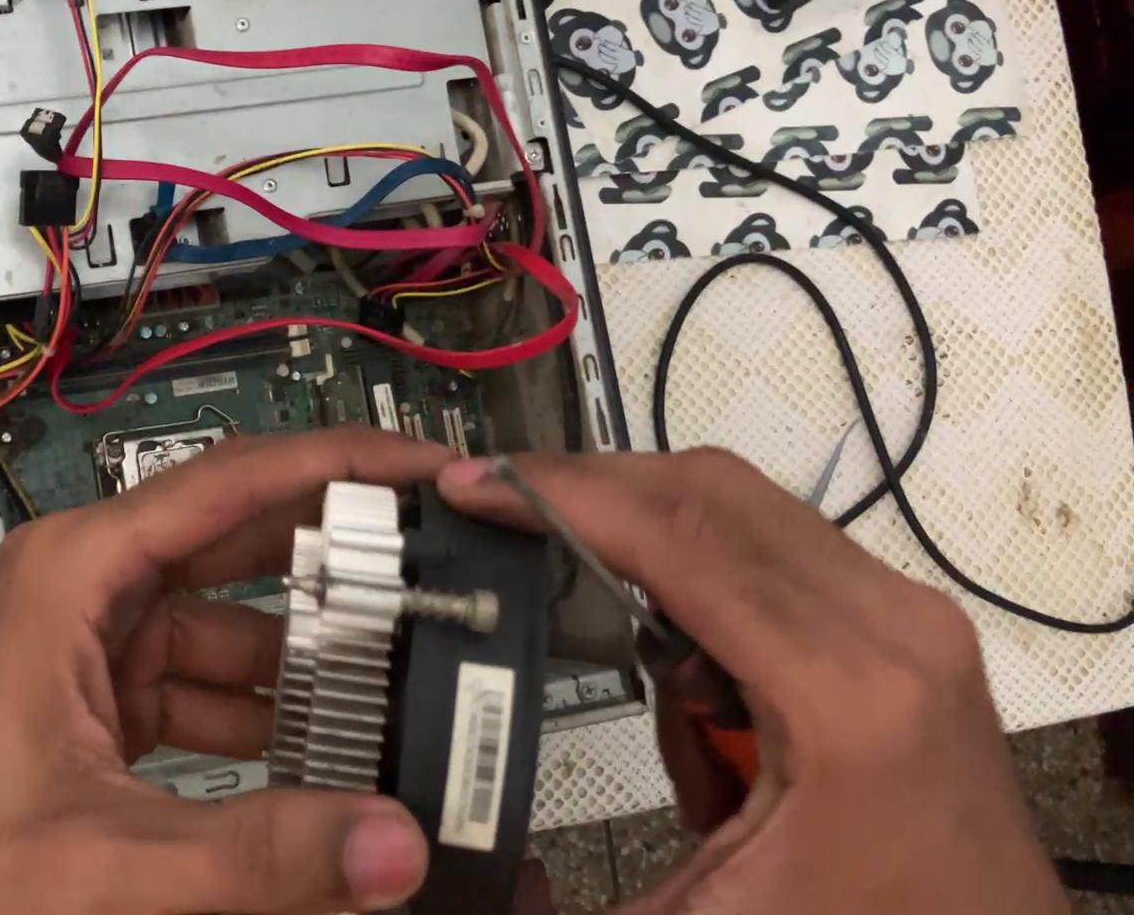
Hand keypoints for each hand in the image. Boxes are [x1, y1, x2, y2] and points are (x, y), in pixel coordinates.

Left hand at [0, 427, 457, 914]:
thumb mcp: (114, 862)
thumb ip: (264, 857)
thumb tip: (390, 844)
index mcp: (79, 569)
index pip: (229, 483)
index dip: (332, 463)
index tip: (409, 462)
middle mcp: (92, 580)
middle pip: (237, 535)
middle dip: (334, 547)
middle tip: (424, 551)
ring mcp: (101, 631)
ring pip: (230, 615)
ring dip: (304, 648)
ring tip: (393, 666)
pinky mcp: (109, 683)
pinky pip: (207, 672)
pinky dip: (264, 703)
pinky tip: (322, 739)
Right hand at [438, 450, 1066, 914]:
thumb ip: (563, 901)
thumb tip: (459, 862)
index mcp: (846, 694)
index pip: (674, 534)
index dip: (558, 492)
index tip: (471, 484)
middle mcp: (887, 624)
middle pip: (698, 488)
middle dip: (577, 482)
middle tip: (489, 501)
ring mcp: (897, 608)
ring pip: (727, 495)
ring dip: (623, 508)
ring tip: (550, 549)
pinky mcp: (887, 608)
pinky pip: (755, 527)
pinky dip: (674, 540)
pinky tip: (642, 608)